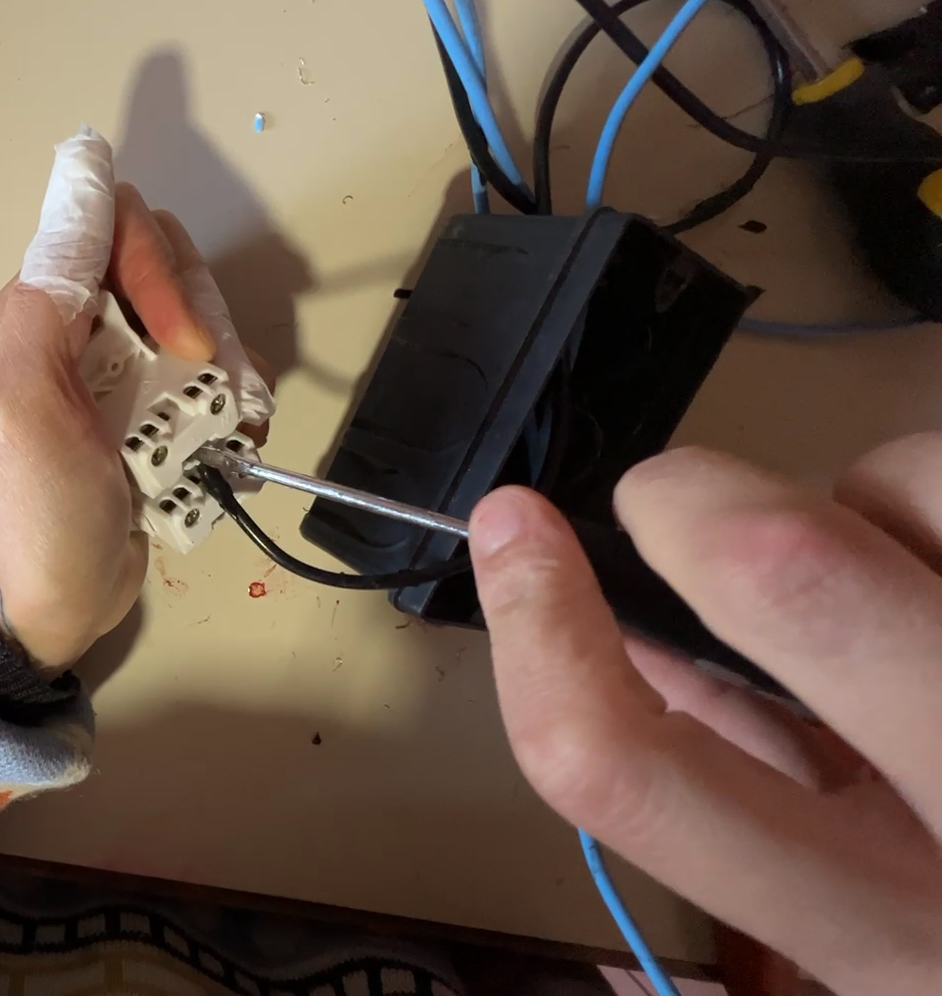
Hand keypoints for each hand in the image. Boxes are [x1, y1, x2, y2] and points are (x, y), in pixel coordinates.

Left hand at [0, 184, 215, 671]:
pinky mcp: (151, 404)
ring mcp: (116, 369)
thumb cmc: (33, 514)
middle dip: (195, 318)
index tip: (180, 342)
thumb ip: (39, 306)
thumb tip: (80, 190)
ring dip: (222, 362)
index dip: (151, 268)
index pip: (100, 232)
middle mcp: (74, 330)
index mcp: (30, 320)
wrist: (54, 603)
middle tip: (204, 384)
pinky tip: (230, 434)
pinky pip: (206, 364)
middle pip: (157, 266)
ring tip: (223, 422)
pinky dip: (229, 393)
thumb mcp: (17, 411)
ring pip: (191, 312)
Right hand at [471, 441, 941, 993]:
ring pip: (905, 487)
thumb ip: (695, 743)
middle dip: (684, 501)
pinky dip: (918, 493)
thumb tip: (567, 597)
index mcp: (874, 920)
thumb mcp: (814, 868)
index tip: (508, 526)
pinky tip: (935, 567)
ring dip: (855, 498)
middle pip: (781, 577)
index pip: (622, 759)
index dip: (536, 619)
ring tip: (886, 561)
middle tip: (669, 500)